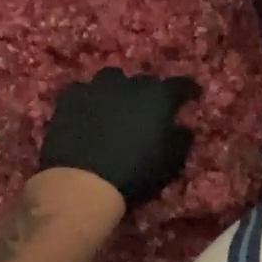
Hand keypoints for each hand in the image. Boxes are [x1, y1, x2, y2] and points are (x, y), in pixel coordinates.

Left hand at [39, 68, 195, 206]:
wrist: (82, 183)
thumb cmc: (134, 174)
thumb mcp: (170, 163)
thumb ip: (181, 139)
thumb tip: (183, 127)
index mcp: (158, 98)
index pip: (180, 84)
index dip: (188, 90)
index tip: (191, 95)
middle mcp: (130, 85)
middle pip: (145, 81)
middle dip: (150, 93)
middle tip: (149, 109)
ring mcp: (97, 88)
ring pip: (112, 78)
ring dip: (118, 89)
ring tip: (116, 105)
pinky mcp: (70, 97)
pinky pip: (82, 90)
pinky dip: (88, 99)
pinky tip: (87, 111)